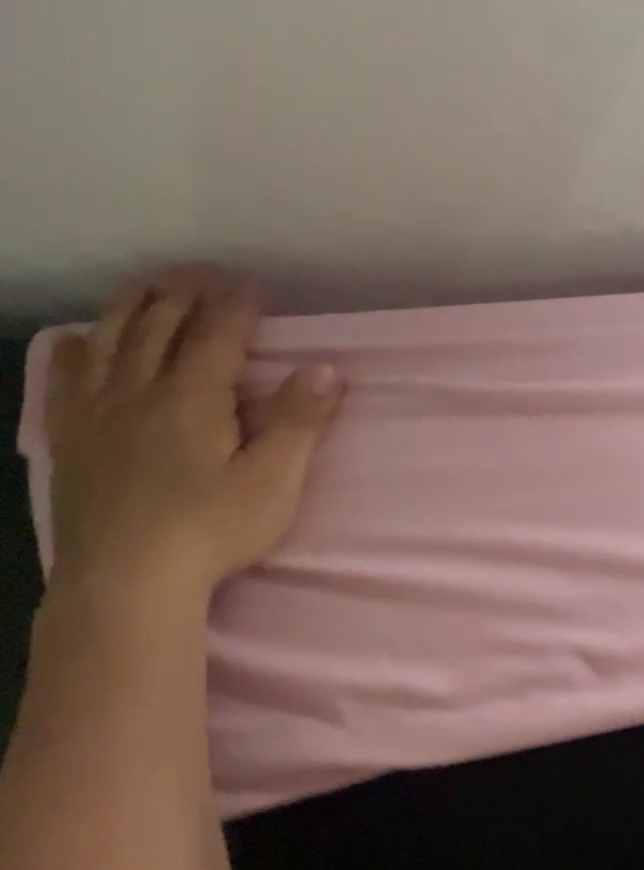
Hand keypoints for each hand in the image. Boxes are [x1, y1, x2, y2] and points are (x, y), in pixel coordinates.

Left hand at [45, 268, 342, 595]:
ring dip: (131, 307)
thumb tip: (325, 369)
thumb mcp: (276, 480)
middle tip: (201, 272)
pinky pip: (68, 376)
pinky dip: (80, 348)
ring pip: (110, 341)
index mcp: (192, 401)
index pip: (216, 338)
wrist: (128, 576)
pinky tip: (84, 339)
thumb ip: (299, 422)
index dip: (234, 306)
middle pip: (156, 328)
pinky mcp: (72, 436)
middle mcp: (138, 393)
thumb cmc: (215, 528)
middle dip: (181, 294)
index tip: (249, 282)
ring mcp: (96, 413)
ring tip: (149, 286)